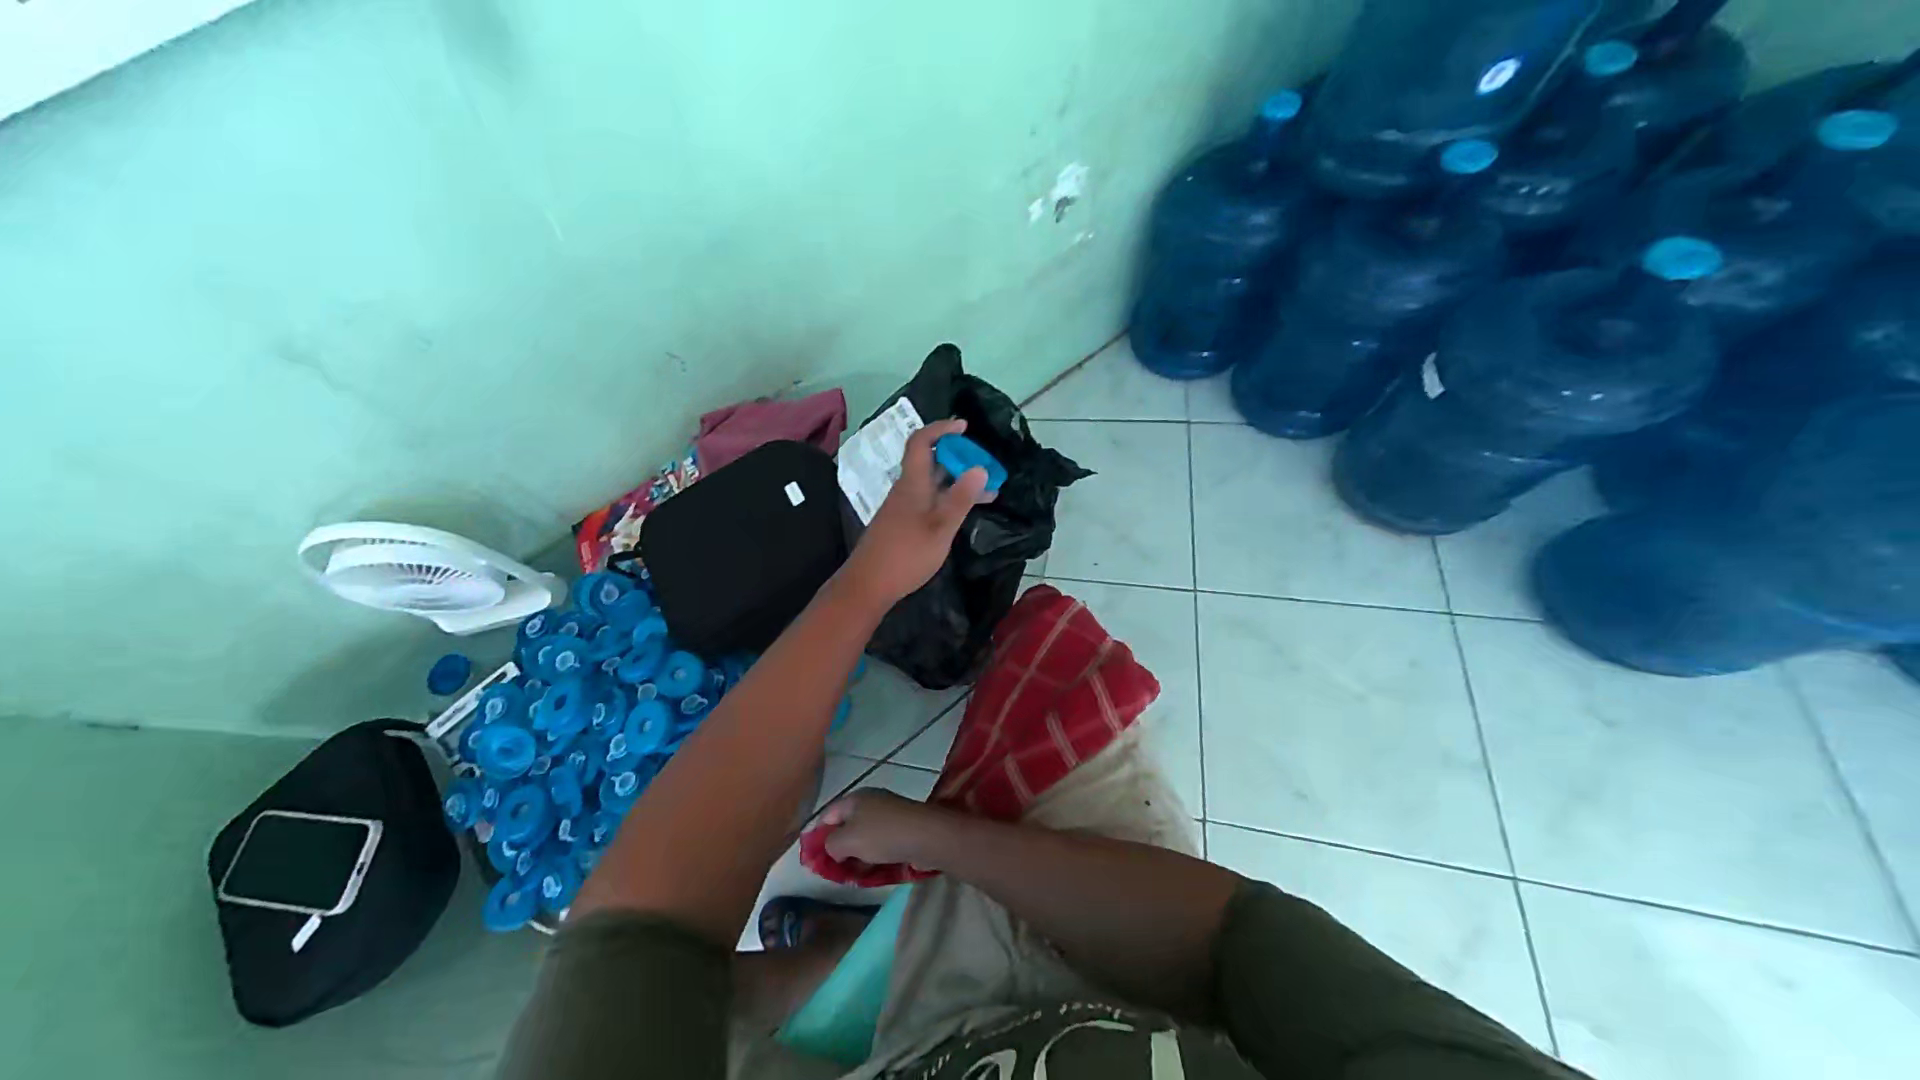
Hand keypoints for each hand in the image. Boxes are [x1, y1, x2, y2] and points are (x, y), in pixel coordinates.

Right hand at [819, 789, 955, 868]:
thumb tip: (834, 849)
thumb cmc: (881, 835)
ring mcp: (887, 816)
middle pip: (845, 827)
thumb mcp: (846, 840)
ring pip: (863, 839)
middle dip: (837, 850)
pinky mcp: (901, 830)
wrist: (925, 836)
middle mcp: (870, 803)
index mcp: (854, 799)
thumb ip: (830, 845)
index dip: (816, 836)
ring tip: (851, 877)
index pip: (827, 815)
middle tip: (832, 872)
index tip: (812, 859)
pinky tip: (870, 874)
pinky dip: (873, 858)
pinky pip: (880, 845)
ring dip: (856, 857)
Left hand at [839, 418, 994, 608]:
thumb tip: (980, 467)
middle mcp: (906, 490)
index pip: (921, 442)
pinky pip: (930, 500)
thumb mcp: (941, 527)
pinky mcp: (903, 524)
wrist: (868, 584)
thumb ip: (961, 498)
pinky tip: (964, 513)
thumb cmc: (906, 554)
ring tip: (988, 491)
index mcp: (912, 483)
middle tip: (985, 465)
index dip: (941, 429)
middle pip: (930, 462)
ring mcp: (903, 507)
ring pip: (933, 483)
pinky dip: (949, 499)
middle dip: (958, 458)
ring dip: (958, 482)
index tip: (964, 427)